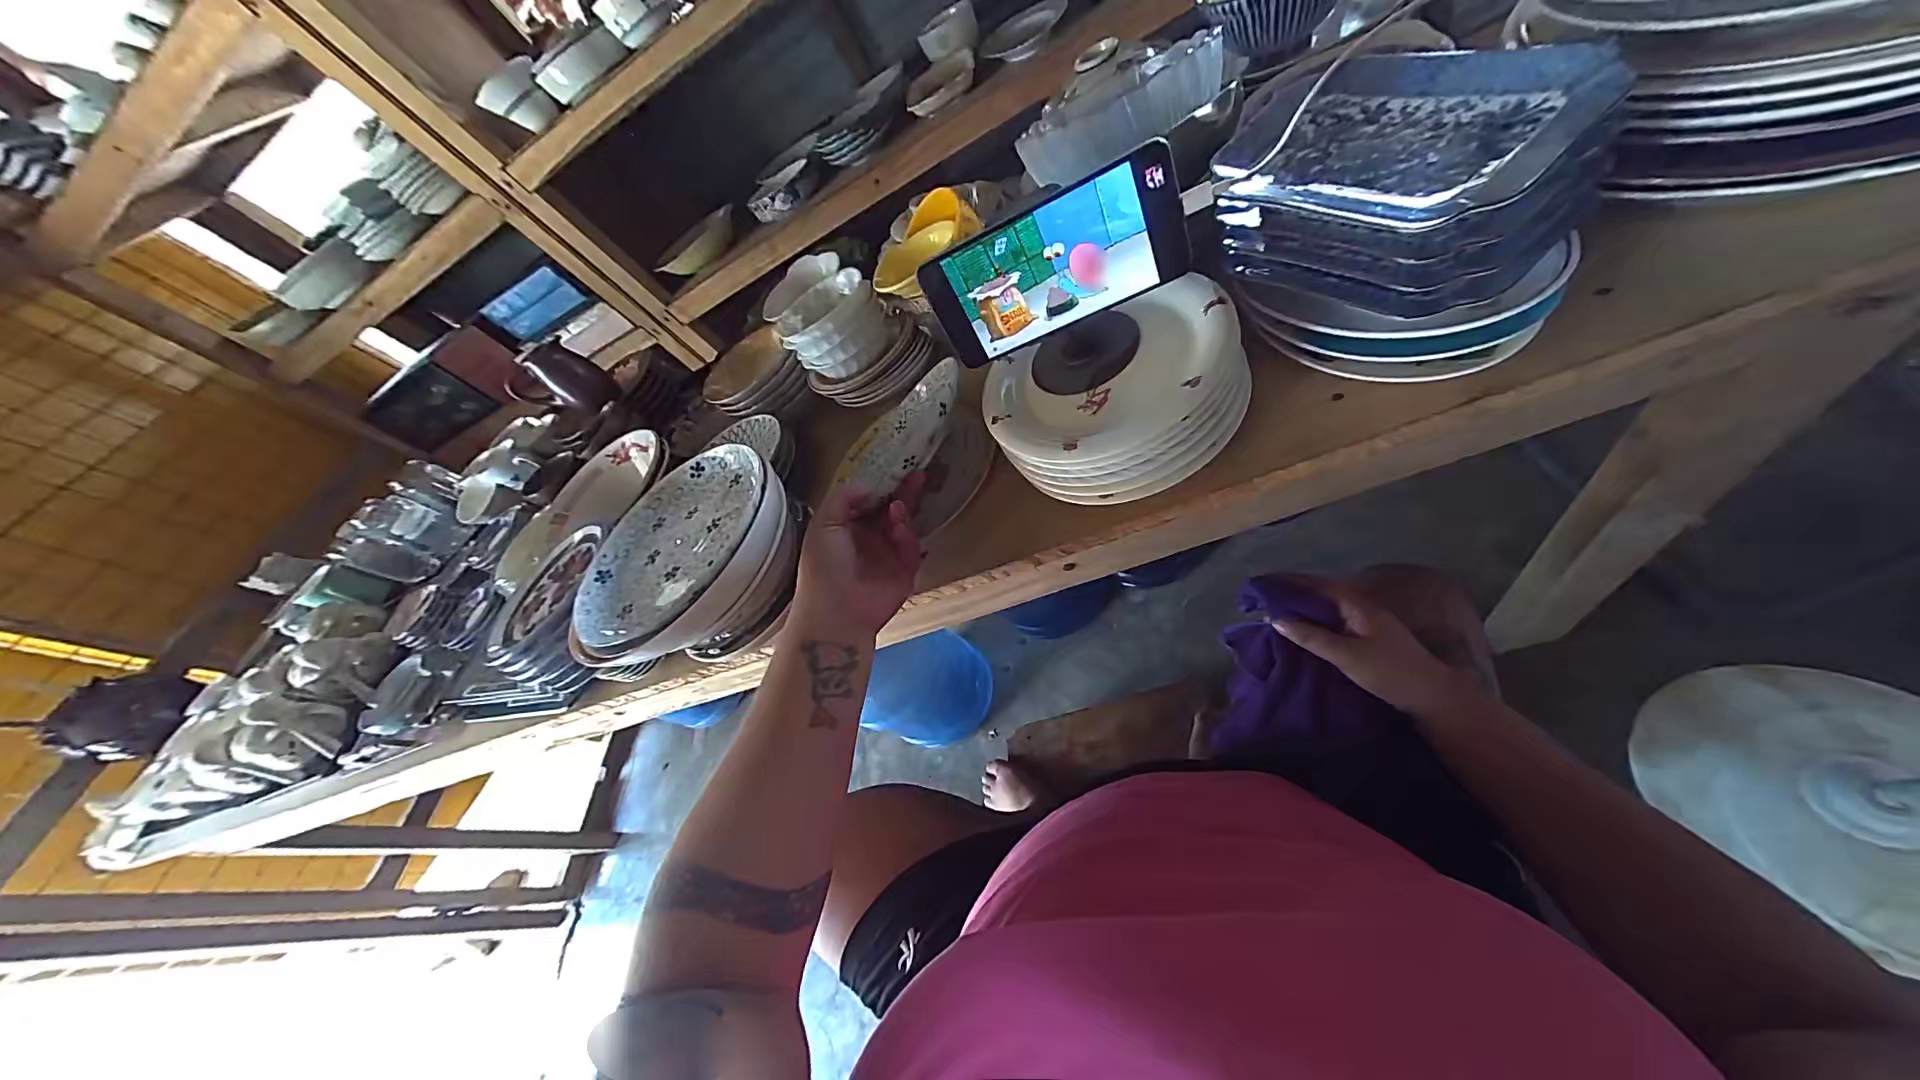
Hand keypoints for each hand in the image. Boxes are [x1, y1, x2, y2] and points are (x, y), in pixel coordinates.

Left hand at [793, 474, 925, 637]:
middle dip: (904, 492)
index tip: (894, 468)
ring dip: (903, 513)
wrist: (837, 613)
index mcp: (846, 528)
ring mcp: (888, 556)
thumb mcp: (823, 525)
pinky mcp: (905, 572)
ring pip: (904, 527)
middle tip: (918, 474)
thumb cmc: (823, 568)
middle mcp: (869, 540)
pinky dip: (908, 537)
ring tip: (898, 507)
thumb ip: (842, 499)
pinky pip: (913, 549)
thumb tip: (866, 486)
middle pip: (891, 510)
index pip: (868, 502)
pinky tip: (900, 528)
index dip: (881, 485)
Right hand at [1270, 576, 1486, 719]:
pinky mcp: (1366, 638)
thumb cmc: (1390, 672)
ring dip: (1301, 607)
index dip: (1290, 581)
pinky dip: (1312, 621)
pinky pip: (1331, 622)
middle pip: (1321, 593)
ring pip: (1326, 608)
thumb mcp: (1346, 655)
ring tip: (1273, 611)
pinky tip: (1300, 630)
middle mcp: (1361, 608)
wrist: (1433, 697)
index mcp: (1358, 605)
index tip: (1263, 581)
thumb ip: (1311, 637)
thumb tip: (1277, 619)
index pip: (1318, 585)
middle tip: (1262, 598)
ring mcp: (1365, 623)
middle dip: (1292, 592)